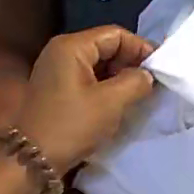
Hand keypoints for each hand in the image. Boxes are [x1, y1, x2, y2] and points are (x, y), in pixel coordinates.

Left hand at [14, 26, 156, 169]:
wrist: (33, 159)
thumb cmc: (72, 126)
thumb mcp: (110, 103)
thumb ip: (135, 82)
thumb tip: (147, 76)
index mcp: (71, 46)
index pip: (115, 34)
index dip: (140, 48)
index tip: (159, 70)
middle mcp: (60, 52)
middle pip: (105, 47)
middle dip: (130, 64)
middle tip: (150, 85)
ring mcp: (56, 72)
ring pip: (97, 66)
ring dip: (119, 78)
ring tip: (137, 96)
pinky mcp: (56, 90)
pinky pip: (87, 80)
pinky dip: (105, 88)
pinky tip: (117, 105)